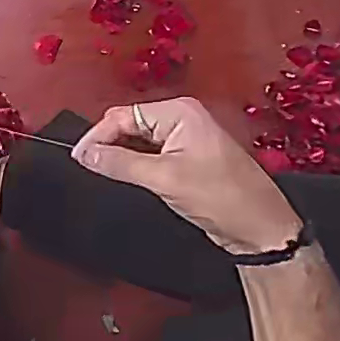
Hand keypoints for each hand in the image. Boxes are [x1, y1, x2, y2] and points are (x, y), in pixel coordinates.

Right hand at [73, 97, 302, 254]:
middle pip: (130, 124)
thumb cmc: (218, 197)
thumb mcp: (164, 179)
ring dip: (120, 154)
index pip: (124, 115)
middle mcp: (180, 117)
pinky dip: (134, 163)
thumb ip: (119, 163)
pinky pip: (151, 152)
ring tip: (99, 172)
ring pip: (138, 140)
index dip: (98, 136)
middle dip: (107, 143)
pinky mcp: (186, 157)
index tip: (77, 158)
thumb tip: (83, 154)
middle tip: (86, 167)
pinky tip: (122, 175)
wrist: (262, 229)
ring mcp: (185, 137)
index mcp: (178, 111)